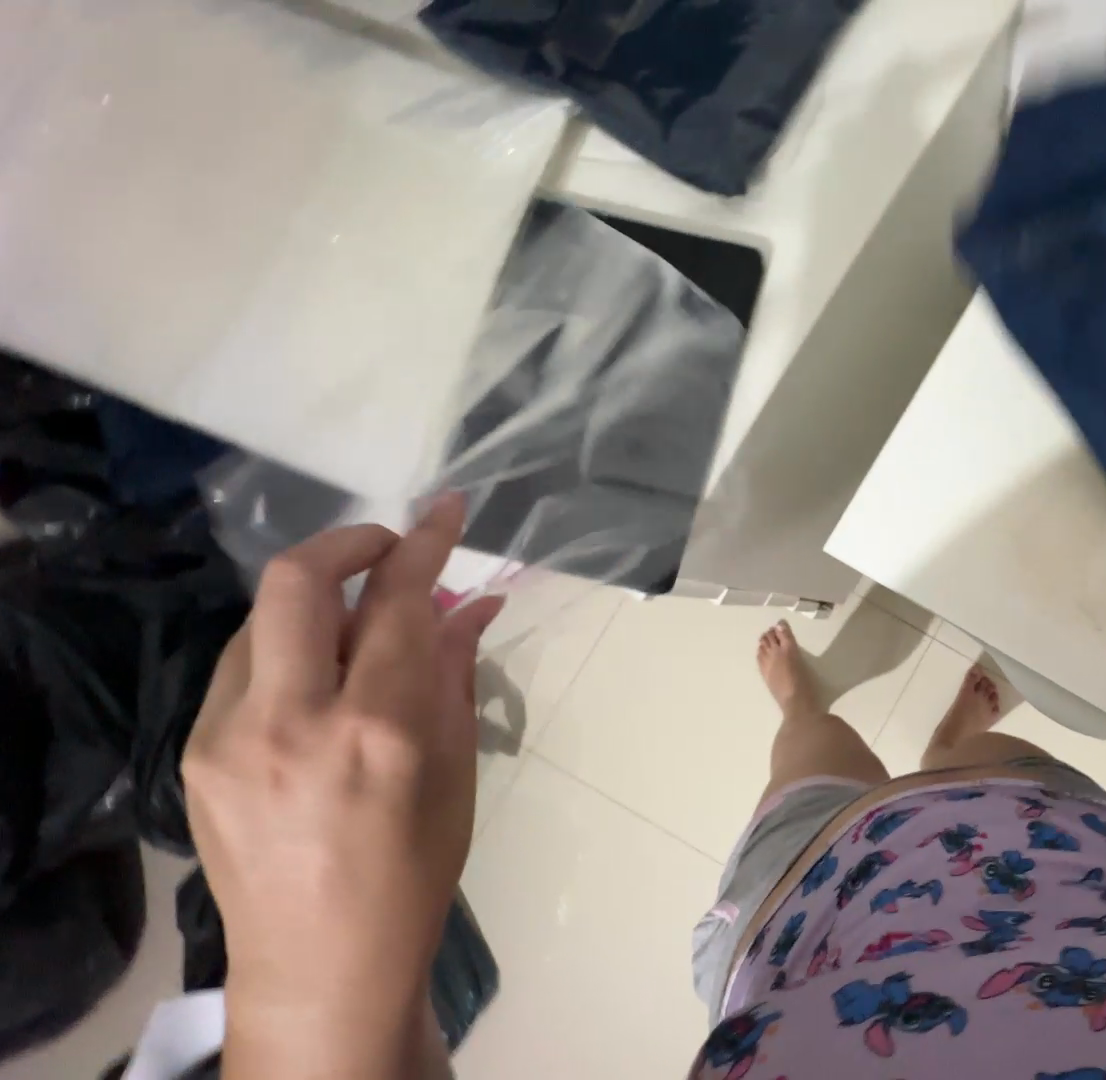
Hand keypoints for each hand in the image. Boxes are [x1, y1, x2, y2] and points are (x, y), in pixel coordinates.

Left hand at [183, 496, 502, 1077]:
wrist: (322, 957)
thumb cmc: (419, 864)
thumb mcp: (457, 766)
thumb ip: (456, 673)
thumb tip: (474, 606)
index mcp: (379, 727)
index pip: (399, 603)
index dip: (427, 543)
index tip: (449, 508)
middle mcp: (292, 719)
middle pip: (295, 583)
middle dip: (349, 542)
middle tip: (392, 548)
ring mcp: (228, 736)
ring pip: (262, 621)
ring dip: (319, 599)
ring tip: (366, 624)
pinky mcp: (196, 754)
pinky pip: (245, 668)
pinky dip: (292, 647)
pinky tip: (324, 676)